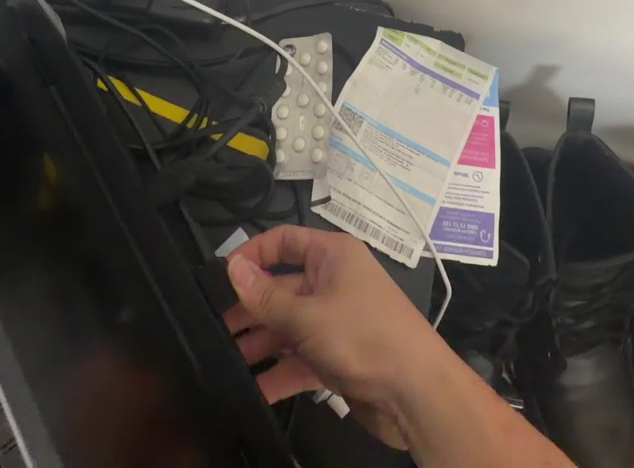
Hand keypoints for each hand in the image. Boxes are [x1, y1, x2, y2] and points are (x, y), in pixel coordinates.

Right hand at [224, 225, 453, 447]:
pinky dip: (278, 373)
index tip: (224, 274)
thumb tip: (232, 267)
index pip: (285, 241)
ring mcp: (335, 321)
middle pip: (282, 288)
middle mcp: (333, 283)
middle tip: (217, 329)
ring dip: (260, 344)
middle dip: (251, 308)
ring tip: (227, 361)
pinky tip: (253, 389)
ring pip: (288, 326)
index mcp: (333, 256)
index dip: (254, 253)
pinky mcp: (338, 357)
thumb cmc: (364, 335)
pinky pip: (300, 359)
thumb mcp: (308, 315)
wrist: (416, 392)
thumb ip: (266, 297)